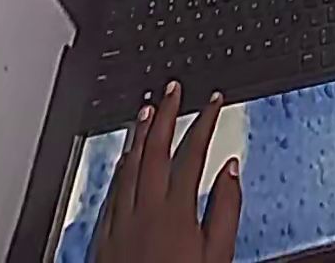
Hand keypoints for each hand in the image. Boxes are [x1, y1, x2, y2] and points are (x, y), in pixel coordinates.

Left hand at [91, 83, 241, 262]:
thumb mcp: (217, 258)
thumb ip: (225, 209)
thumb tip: (231, 169)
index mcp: (175, 210)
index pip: (193, 150)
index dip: (205, 120)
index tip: (214, 100)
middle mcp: (145, 208)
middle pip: (155, 147)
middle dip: (167, 112)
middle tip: (174, 87)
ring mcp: (120, 221)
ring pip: (129, 163)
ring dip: (141, 131)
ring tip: (149, 107)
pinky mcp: (104, 238)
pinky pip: (113, 187)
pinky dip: (123, 164)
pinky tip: (126, 155)